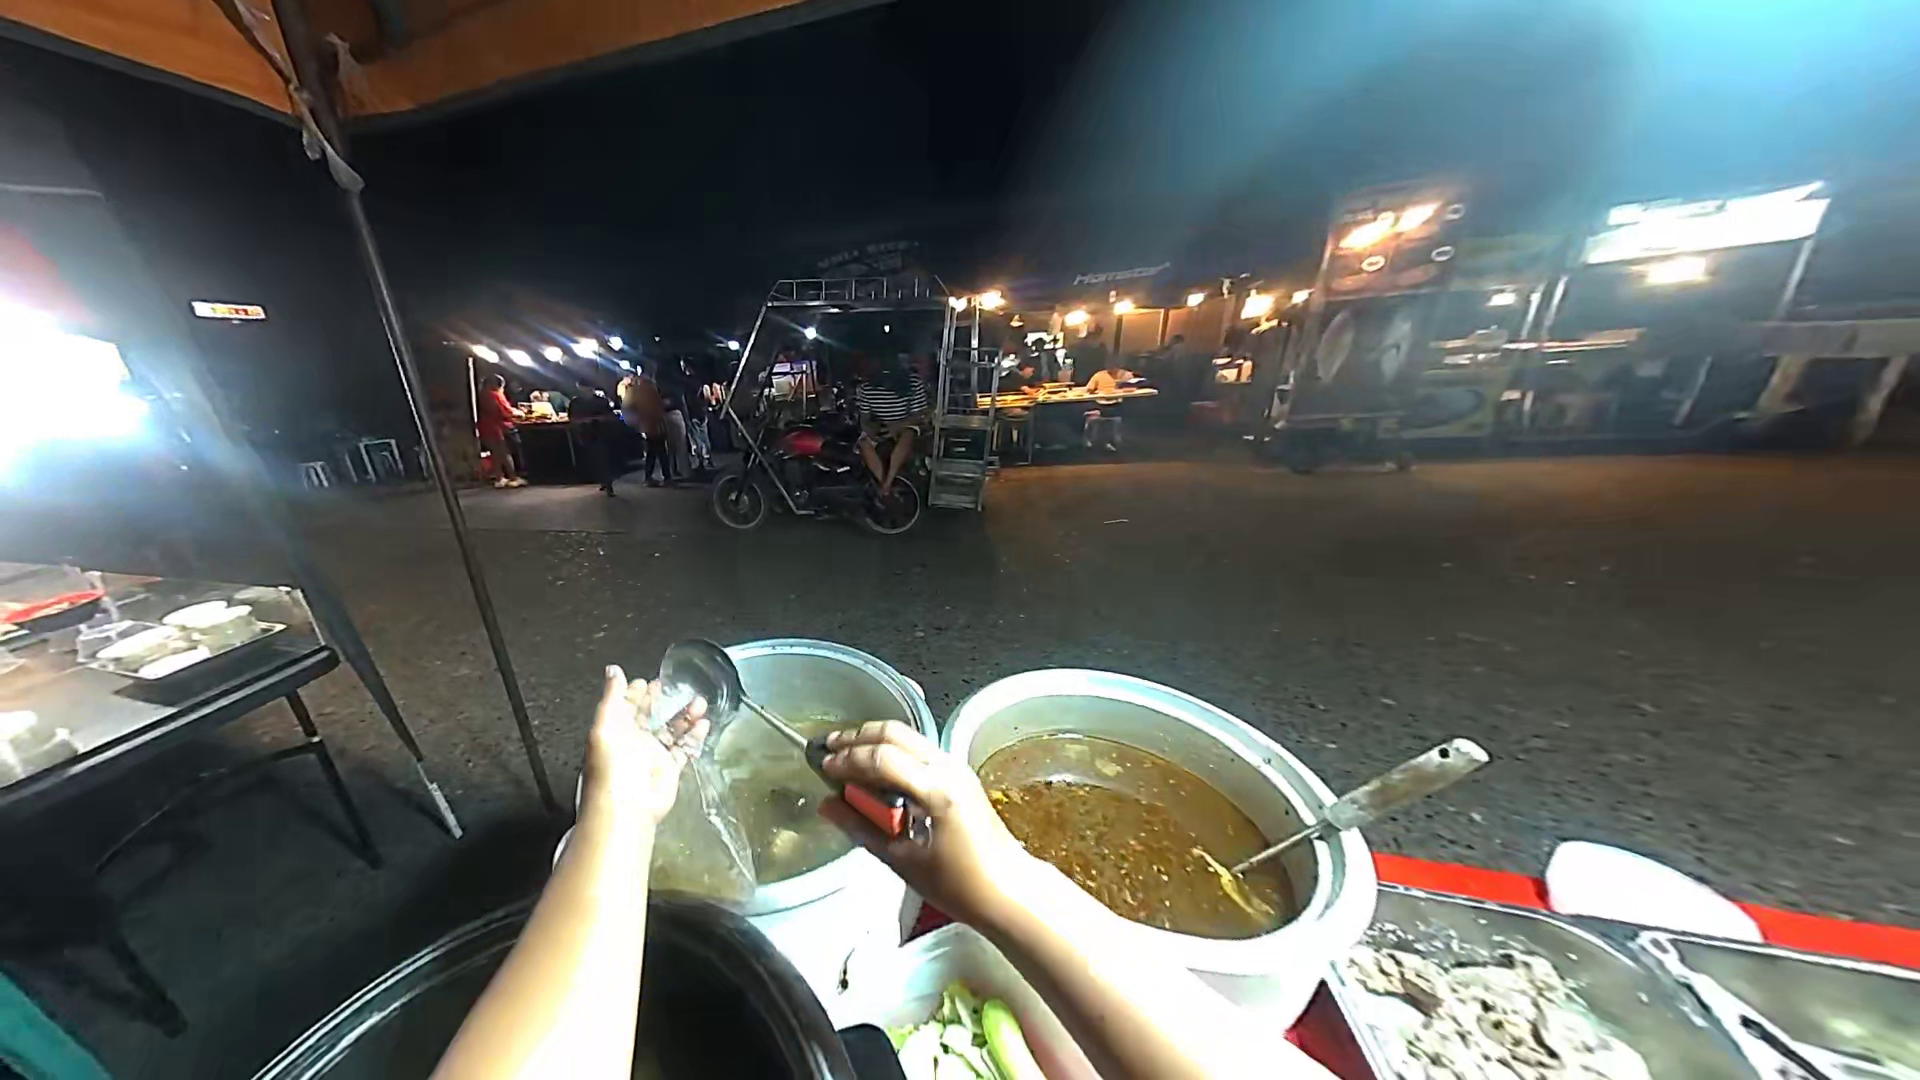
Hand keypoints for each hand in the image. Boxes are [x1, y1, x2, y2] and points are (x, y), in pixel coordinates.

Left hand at [583, 666, 708, 824]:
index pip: (628, 706)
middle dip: (665, 701)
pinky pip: (685, 749)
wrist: (625, 808)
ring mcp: (653, 756)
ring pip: (673, 730)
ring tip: (699, 702)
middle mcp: (634, 742)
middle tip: (679, 687)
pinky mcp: (670, 769)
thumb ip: (612, 697)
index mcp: (616, 730)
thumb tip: (612, 670)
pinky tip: (704, 724)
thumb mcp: (605, 726)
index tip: (650, 681)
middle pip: (653, 716)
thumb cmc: (611, 769)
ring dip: (686, 715)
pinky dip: (695, 736)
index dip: (637, 692)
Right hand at [817, 721, 1041, 928]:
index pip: (882, 758)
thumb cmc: (959, 885)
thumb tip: (828, 806)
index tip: (822, 766)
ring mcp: (955, 764)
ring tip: (845, 753)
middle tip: (828, 749)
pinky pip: (918, 747)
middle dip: (858, 738)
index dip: (848, 759)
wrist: (1009, 887)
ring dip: (874, 739)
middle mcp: (947, 766)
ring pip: (907, 735)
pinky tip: (875, 766)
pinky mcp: (958, 770)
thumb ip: (861, 828)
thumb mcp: (902, 862)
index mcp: (936, 789)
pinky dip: (892, 749)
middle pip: (895, 733)